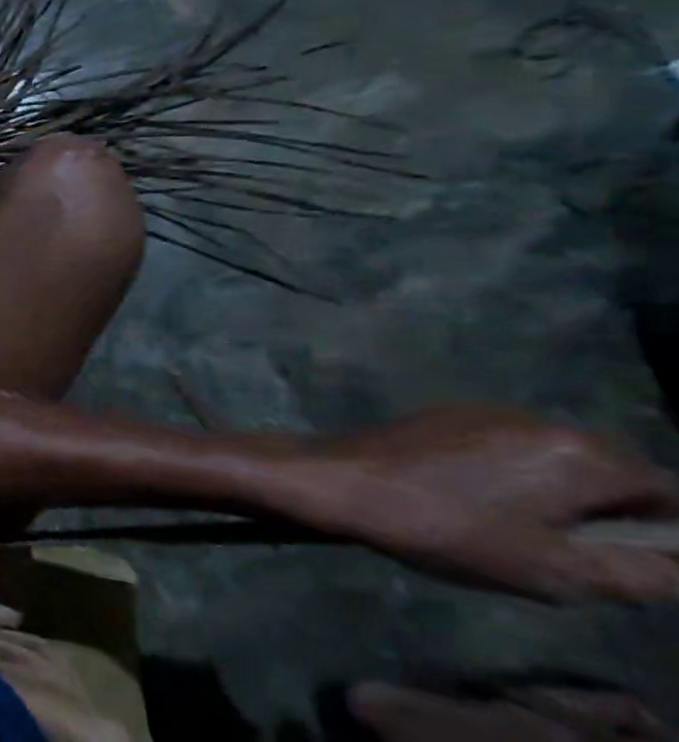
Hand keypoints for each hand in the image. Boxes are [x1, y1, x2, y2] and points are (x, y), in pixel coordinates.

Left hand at [302, 406, 678, 602]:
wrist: (339, 482)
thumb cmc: (446, 527)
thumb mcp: (558, 572)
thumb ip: (642, 573)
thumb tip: (673, 562)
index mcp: (583, 454)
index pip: (667, 494)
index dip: (657, 533)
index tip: (616, 557)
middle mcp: (540, 420)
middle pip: (609, 472)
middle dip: (603, 512)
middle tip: (558, 546)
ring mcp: (484, 412)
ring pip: (551, 459)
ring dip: (550, 492)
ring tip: (506, 526)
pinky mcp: (440, 415)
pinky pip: (501, 448)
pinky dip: (504, 474)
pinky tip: (466, 500)